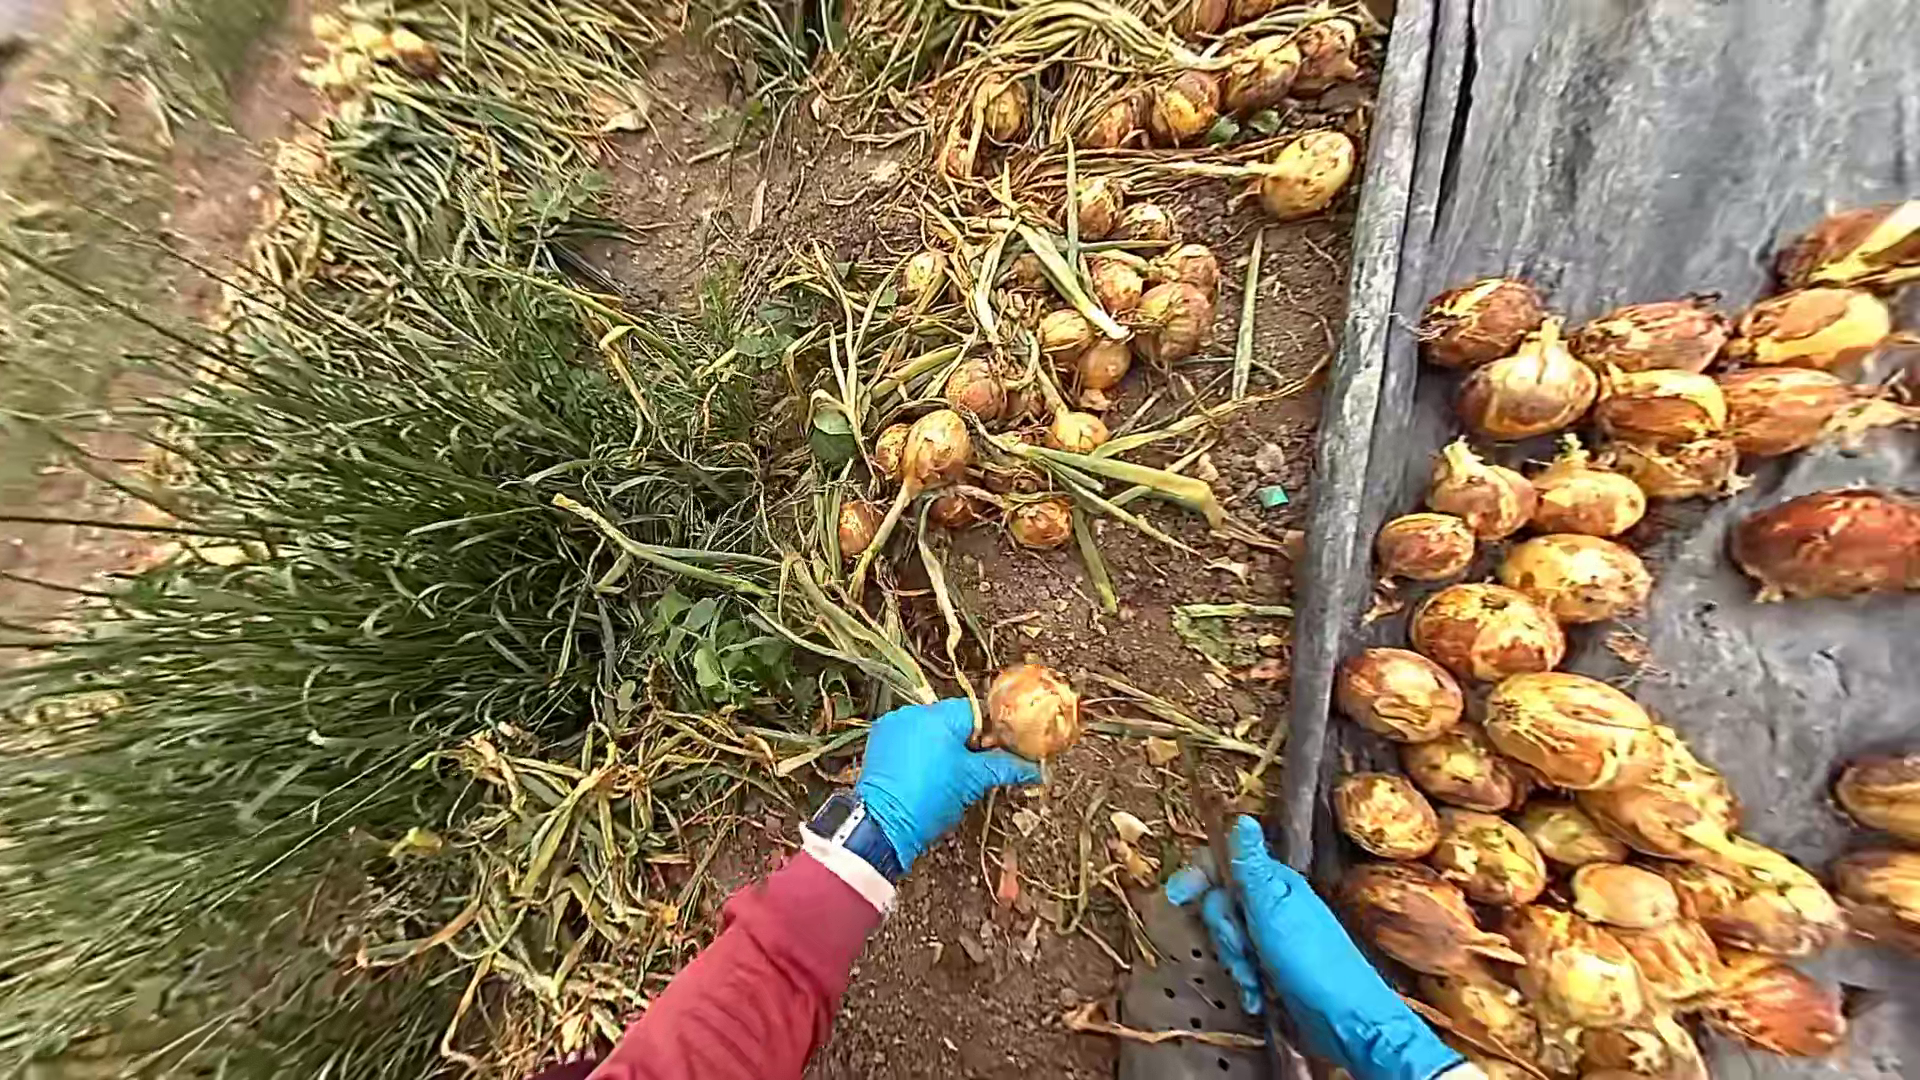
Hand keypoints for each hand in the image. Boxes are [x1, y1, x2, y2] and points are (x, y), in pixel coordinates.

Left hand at [855, 698, 1042, 868]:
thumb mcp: (973, 781)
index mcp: (939, 715)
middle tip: (974, 769)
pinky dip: (920, 750)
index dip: (991, 732)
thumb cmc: (930, 799)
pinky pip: (909, 737)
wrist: (882, 826)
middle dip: (967, 741)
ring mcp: (894, 724)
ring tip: (948, 775)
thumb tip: (1034, 767)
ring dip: (942, 745)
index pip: (976, 711)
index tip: (997, 753)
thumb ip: (1005, 767)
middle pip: (953, 719)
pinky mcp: (880, 740)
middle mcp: (914, 712)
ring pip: (931, 728)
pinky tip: (925, 773)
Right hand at [1167, 816, 1461, 1079]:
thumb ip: (1250, 864)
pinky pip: (1243, 961)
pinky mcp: (1274, 965)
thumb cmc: (1311, 959)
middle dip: (1222, 929)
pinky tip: (1255, 995)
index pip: (1220, 862)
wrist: (1353, 1026)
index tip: (1176, 896)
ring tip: (1252, 978)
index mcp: (1271, 880)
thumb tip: (1242, 817)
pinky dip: (1245, 978)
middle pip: (1220, 900)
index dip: (1196, 876)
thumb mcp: (1271, 907)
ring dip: (1233, 957)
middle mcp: (1269, 901)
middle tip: (1240, 948)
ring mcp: (1272, 934)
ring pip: (1229, 932)